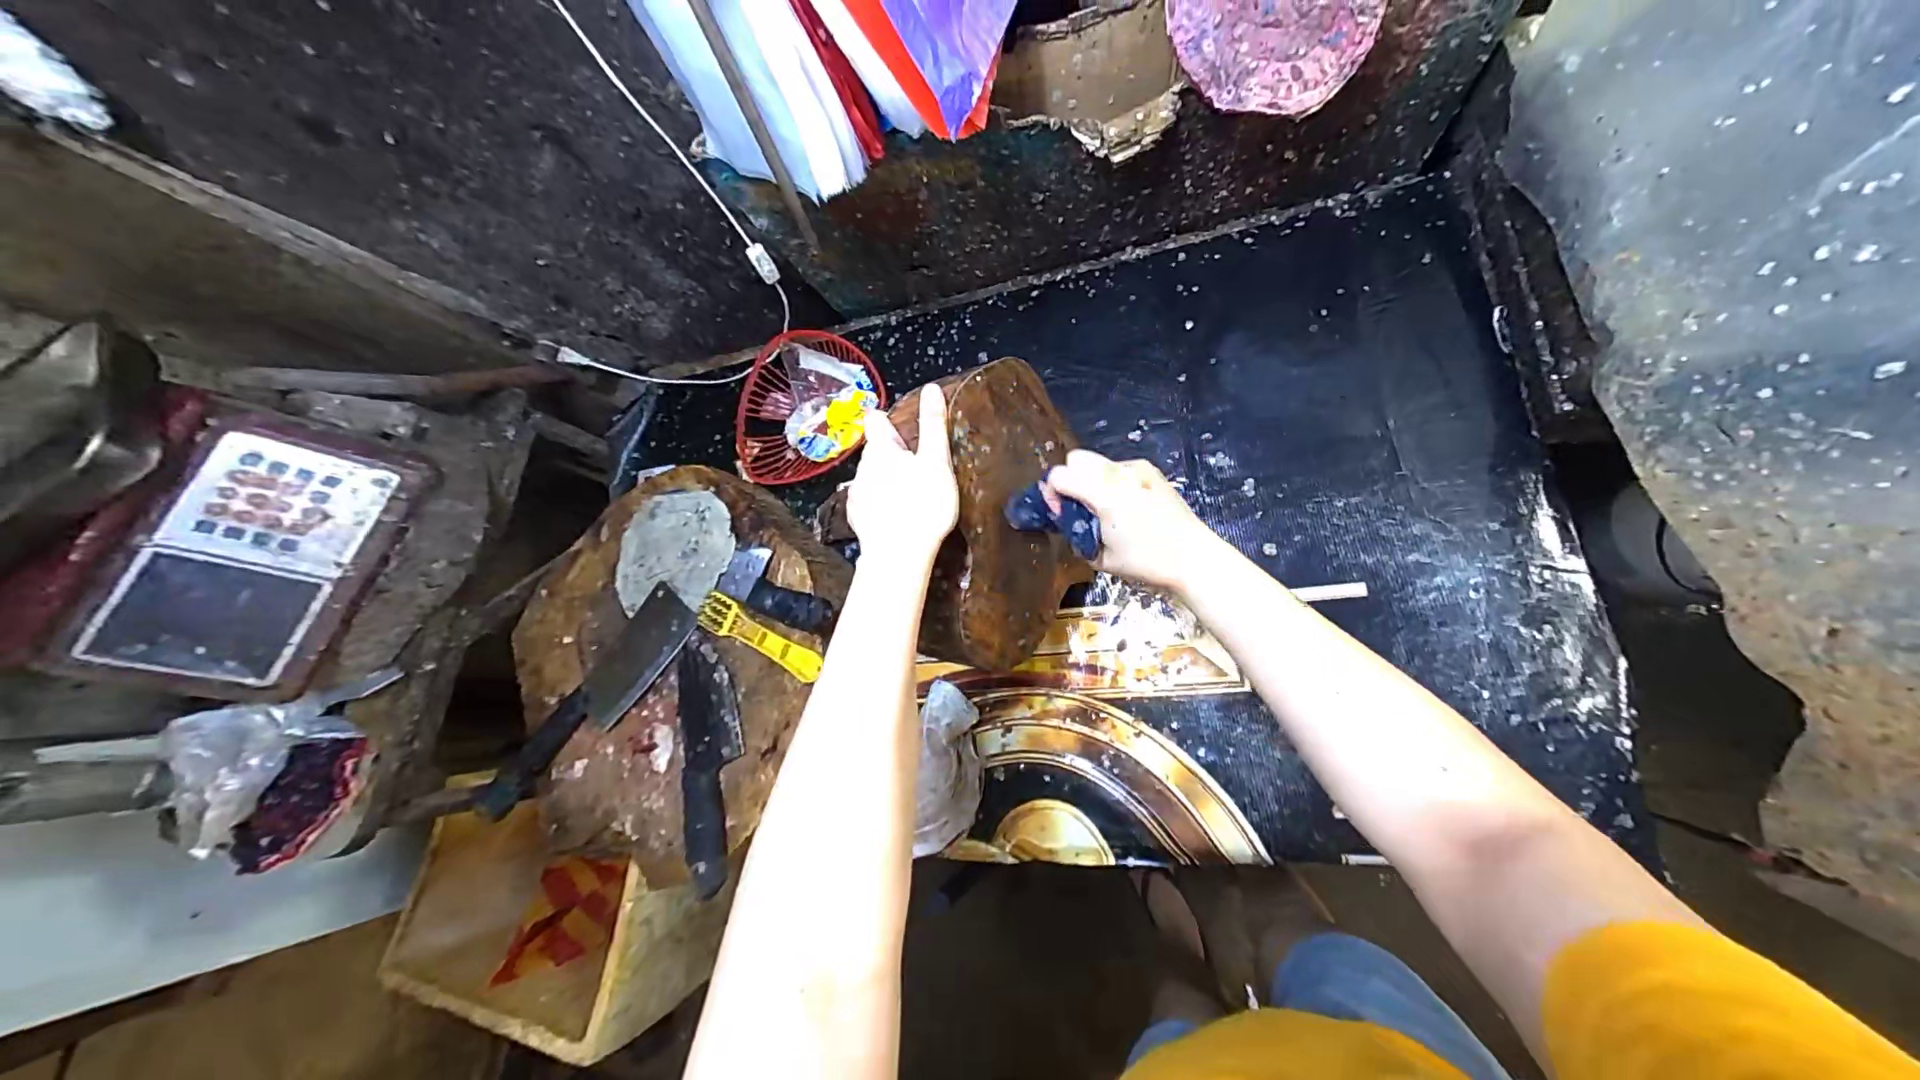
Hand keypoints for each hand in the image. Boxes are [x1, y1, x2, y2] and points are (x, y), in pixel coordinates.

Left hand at [847, 384, 958, 563]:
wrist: (898, 556)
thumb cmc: (921, 506)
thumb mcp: (935, 462)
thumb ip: (933, 425)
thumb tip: (931, 389)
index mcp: (880, 449)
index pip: (875, 419)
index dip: (887, 419)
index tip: (903, 427)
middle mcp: (862, 467)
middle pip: (874, 450)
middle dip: (891, 453)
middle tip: (917, 465)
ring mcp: (857, 494)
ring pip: (871, 476)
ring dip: (886, 478)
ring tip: (910, 492)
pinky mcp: (858, 518)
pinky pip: (869, 501)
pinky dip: (881, 502)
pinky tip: (897, 514)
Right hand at [1044, 449, 1221, 592]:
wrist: (1193, 557)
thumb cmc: (1147, 562)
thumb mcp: (1101, 558)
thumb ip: (1077, 534)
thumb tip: (1067, 520)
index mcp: (1105, 495)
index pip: (1059, 475)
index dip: (1052, 493)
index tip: (1059, 511)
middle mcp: (1120, 474)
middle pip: (1077, 458)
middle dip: (1070, 479)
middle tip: (1079, 506)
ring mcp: (1138, 469)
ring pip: (1098, 462)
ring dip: (1091, 480)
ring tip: (1104, 508)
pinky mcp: (1151, 472)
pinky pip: (1118, 468)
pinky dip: (1111, 481)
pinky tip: (1125, 506)